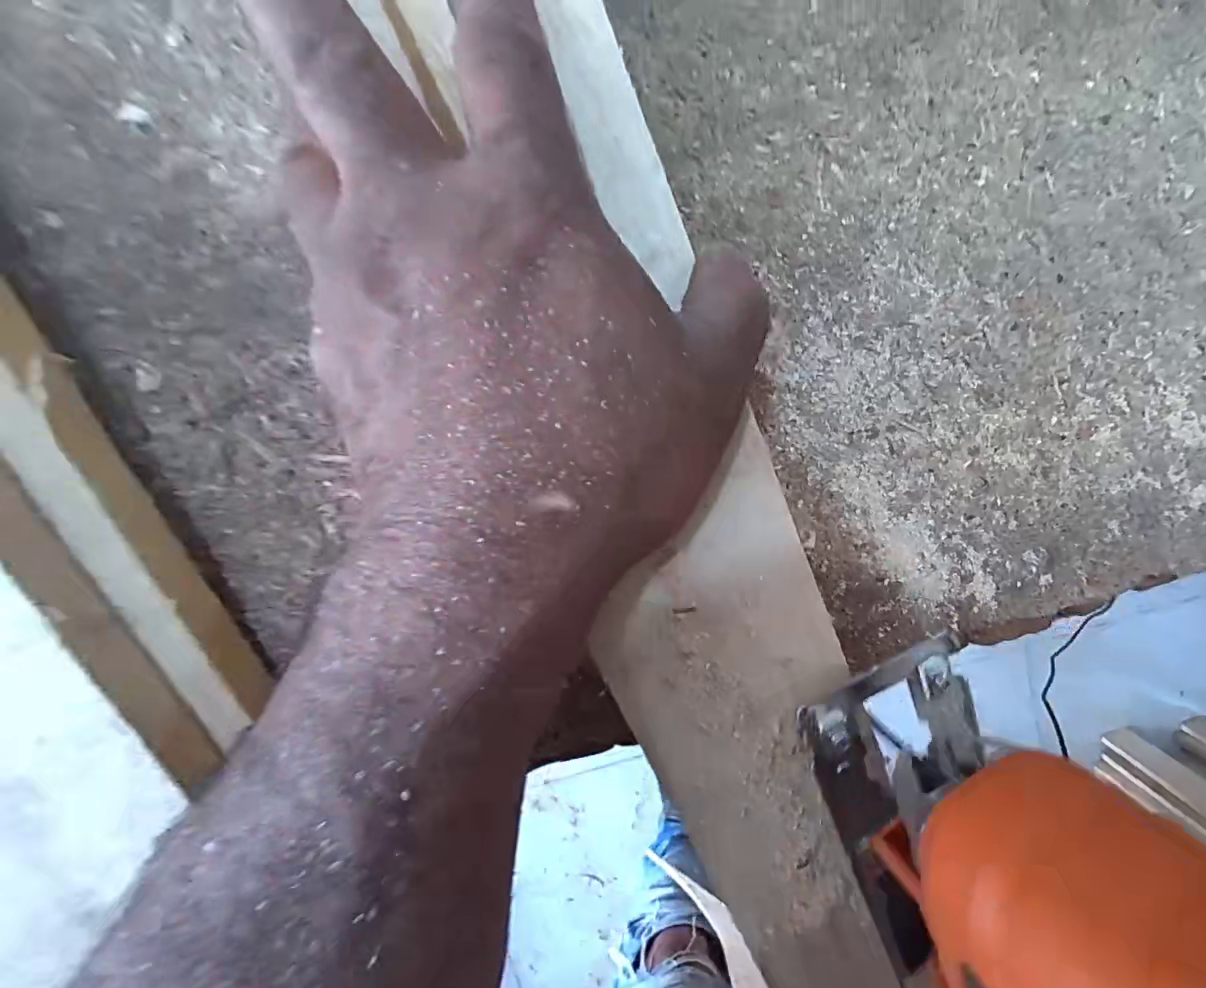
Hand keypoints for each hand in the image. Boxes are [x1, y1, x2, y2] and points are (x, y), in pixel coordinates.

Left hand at [247, 0, 766, 597]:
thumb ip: (732, 310)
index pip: (508, 72)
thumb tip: (736, 266)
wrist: (498, 550)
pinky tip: (371, 290)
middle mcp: (424, 218)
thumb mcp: (711, 386)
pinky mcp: (328, 349)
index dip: (498, 12)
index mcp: (534, 214)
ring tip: (339, 148)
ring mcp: (356, 280)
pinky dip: (339, 254)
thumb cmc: (618, 453)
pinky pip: (319, 271)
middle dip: (315, 13)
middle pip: (333, 72)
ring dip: (319, 140)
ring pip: (304, 168)